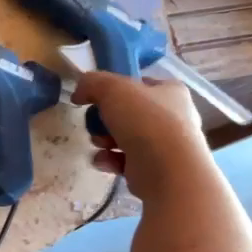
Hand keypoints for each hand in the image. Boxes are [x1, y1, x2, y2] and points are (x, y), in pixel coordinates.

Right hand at [72, 71, 210, 197]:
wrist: (168, 168)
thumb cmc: (145, 121)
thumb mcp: (112, 88)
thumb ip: (91, 82)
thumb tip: (80, 93)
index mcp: (170, 91)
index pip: (138, 84)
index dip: (114, 89)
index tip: (95, 98)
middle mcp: (171, 115)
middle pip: (124, 112)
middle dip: (102, 120)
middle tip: (96, 124)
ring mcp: (163, 142)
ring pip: (120, 136)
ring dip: (102, 140)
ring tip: (102, 145)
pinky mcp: (152, 165)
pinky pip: (121, 158)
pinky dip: (109, 159)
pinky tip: (107, 162)